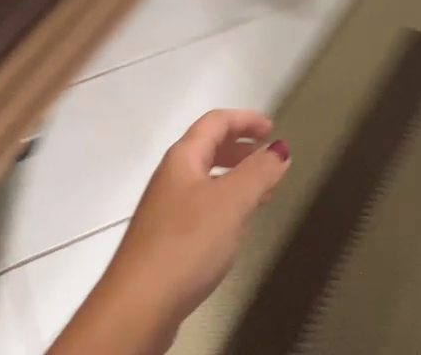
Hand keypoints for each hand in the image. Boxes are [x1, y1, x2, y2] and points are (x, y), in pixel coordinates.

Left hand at [48, 110, 290, 354]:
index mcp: (182, 158)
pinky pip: (202, 204)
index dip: (243, 119)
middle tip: (267, 154)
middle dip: (239, 146)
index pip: (214, 122)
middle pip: (206, 147)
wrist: (141, 300)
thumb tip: (278, 149)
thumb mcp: (230, 203)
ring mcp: (166, 206)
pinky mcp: (168, 237)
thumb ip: (257, 174)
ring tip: (262, 188)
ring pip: (205, 177)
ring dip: (234, 176)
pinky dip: (225, 202)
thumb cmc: (186, 243)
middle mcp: (171, 175)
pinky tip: (236, 224)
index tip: (270, 126)